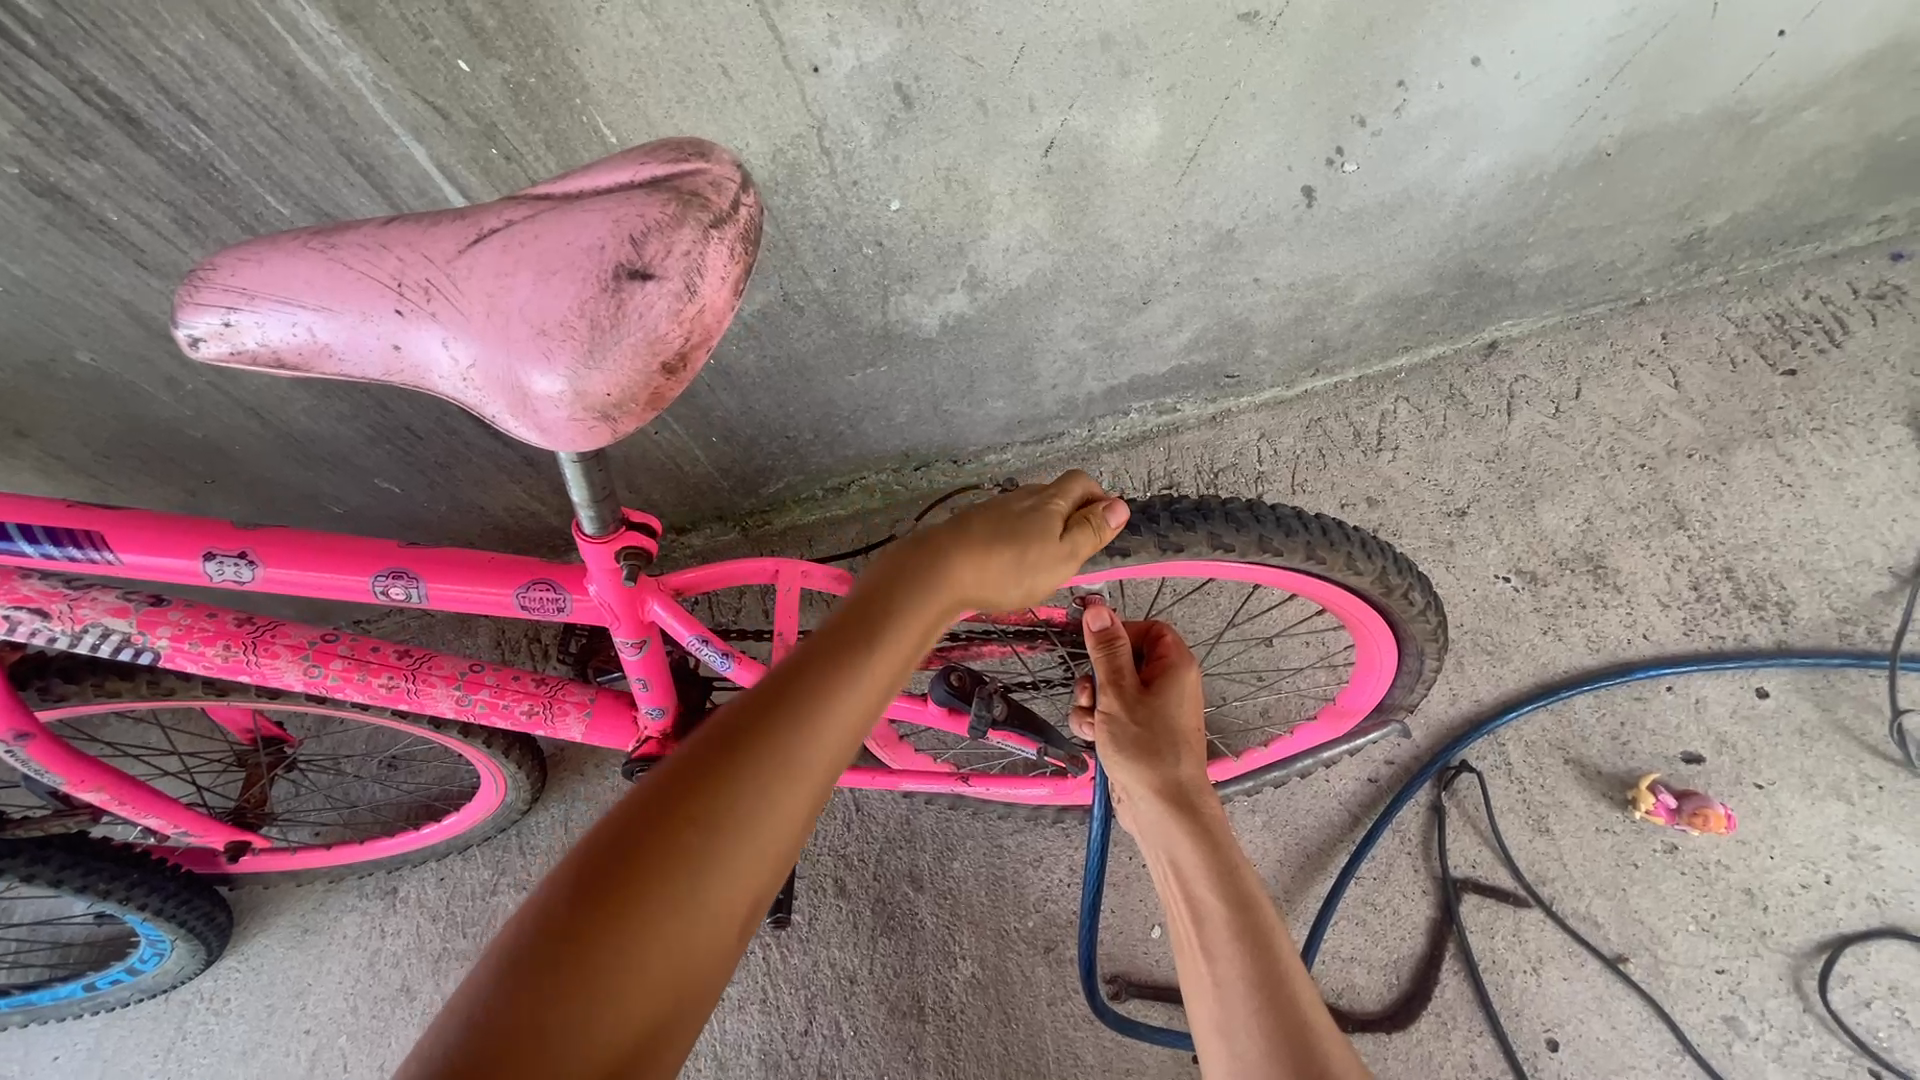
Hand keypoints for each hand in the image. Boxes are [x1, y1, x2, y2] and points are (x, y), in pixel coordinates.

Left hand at [880, 470, 1129, 613]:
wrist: (938, 571)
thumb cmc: (1010, 568)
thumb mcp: (1063, 556)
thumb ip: (1091, 531)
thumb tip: (1120, 504)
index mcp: (1049, 501)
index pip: (1081, 482)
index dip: (1098, 497)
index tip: (1105, 524)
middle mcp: (1021, 497)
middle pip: (1053, 494)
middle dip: (1071, 513)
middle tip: (1078, 547)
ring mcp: (991, 510)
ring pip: (1026, 511)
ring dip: (1041, 527)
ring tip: (1044, 560)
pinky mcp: (969, 527)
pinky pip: (1002, 526)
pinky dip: (1015, 539)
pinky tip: (1009, 563)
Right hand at [1067, 603, 1216, 831]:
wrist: (1162, 808)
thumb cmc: (1146, 748)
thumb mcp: (1118, 692)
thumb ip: (1105, 649)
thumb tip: (1097, 608)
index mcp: (1174, 665)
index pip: (1146, 629)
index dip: (1118, 634)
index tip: (1092, 647)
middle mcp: (1167, 683)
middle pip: (1122, 659)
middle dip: (1096, 677)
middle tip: (1090, 694)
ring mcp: (1153, 709)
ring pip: (1110, 688)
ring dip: (1091, 702)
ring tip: (1092, 723)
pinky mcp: (1139, 732)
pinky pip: (1111, 713)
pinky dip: (1097, 721)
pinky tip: (1093, 737)